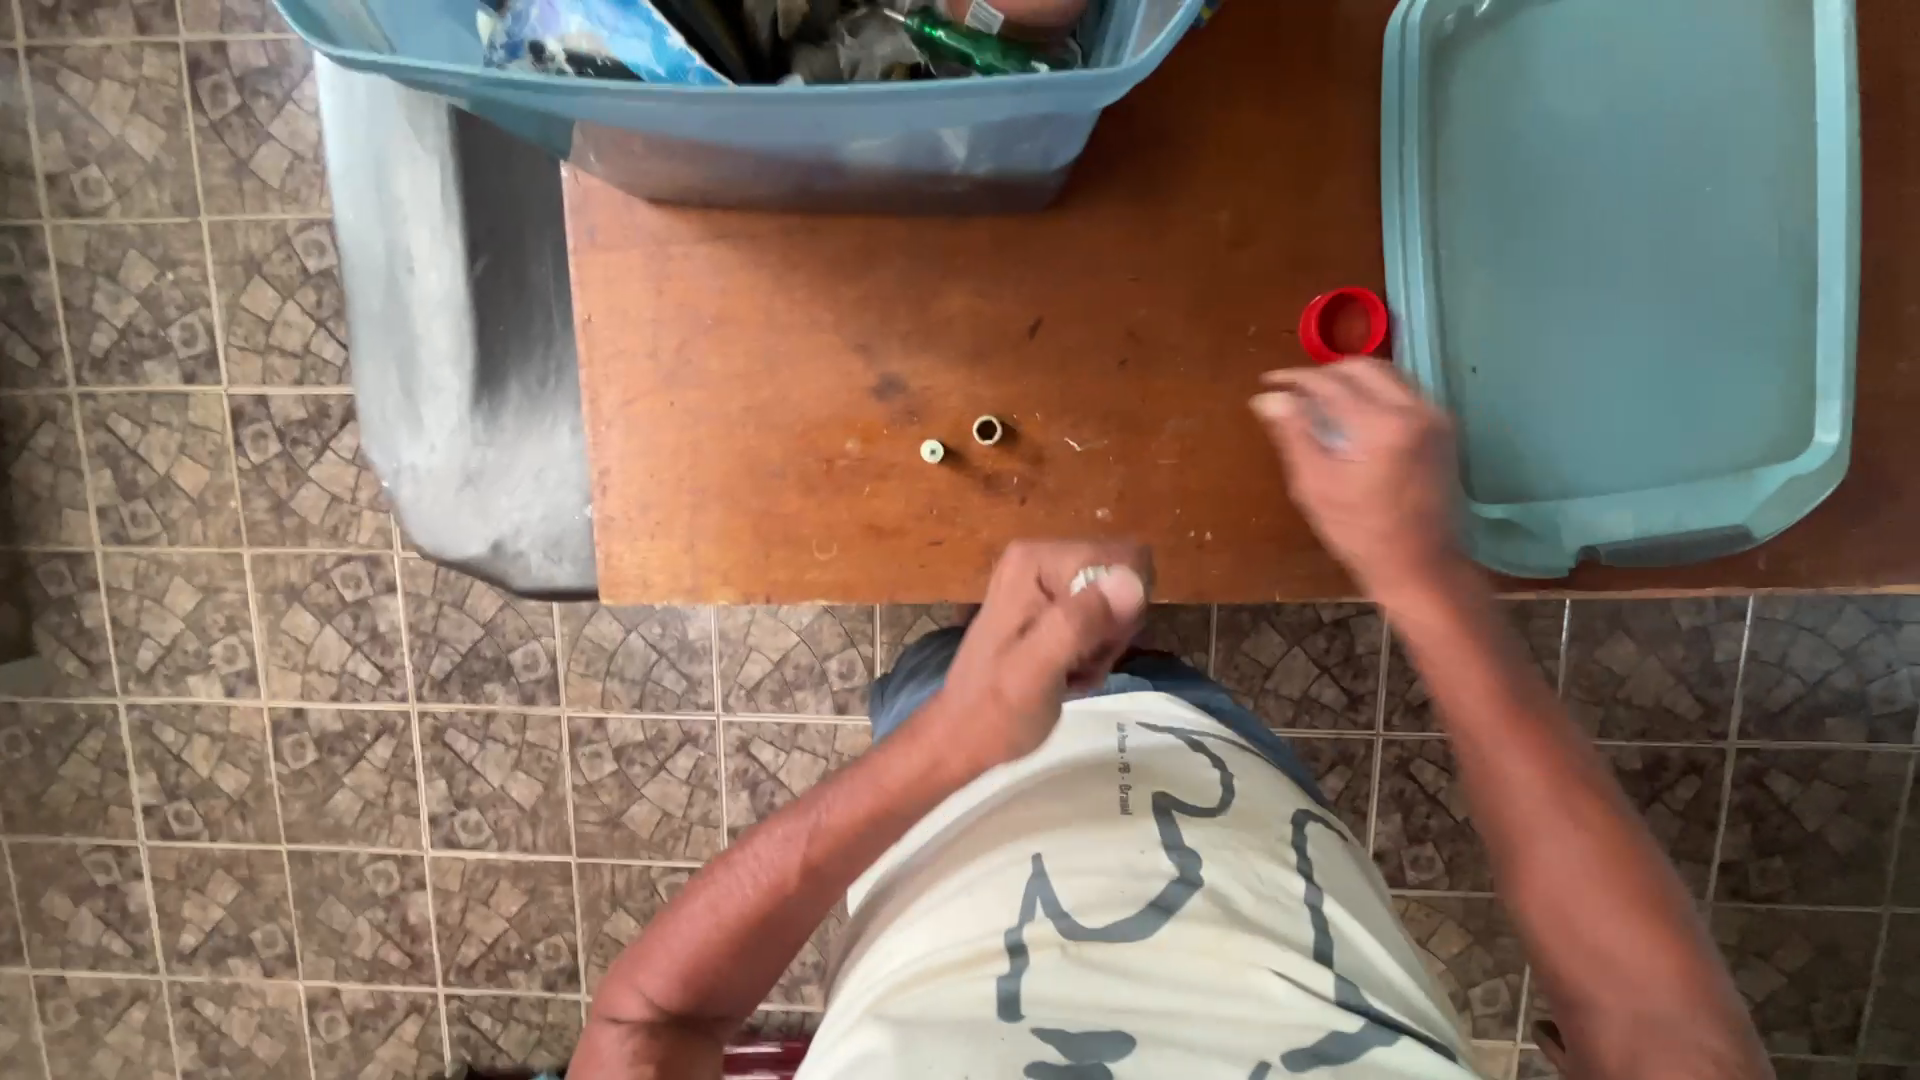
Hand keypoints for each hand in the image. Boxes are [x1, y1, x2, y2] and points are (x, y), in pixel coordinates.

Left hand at [929, 540, 1151, 773]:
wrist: (963, 736)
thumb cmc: (996, 709)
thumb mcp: (1038, 669)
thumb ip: (1080, 622)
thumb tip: (1131, 580)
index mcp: (1036, 560)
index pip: (1125, 561)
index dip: (1121, 611)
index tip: (1093, 647)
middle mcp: (1042, 558)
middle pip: (1123, 582)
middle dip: (1111, 631)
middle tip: (1077, 665)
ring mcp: (1046, 582)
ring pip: (1117, 607)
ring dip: (1102, 648)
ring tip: (1068, 674)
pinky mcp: (1050, 605)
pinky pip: (1101, 622)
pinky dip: (1092, 654)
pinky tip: (1066, 675)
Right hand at [1250, 358, 1465, 603]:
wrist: (1420, 563)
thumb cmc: (1359, 531)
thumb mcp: (1315, 485)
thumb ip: (1293, 434)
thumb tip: (1268, 398)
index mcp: (1381, 425)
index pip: (1330, 383)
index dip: (1294, 379)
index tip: (1268, 382)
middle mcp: (1414, 410)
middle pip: (1363, 367)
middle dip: (1323, 372)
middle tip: (1293, 388)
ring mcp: (1434, 418)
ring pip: (1386, 376)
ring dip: (1349, 379)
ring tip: (1318, 397)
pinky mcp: (1441, 430)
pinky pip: (1402, 393)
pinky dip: (1372, 392)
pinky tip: (1351, 413)